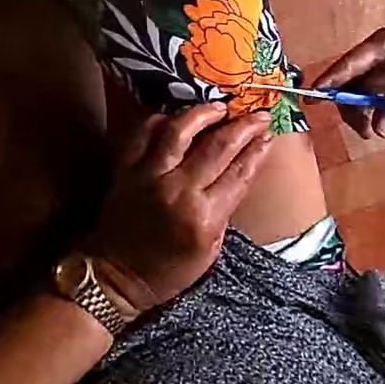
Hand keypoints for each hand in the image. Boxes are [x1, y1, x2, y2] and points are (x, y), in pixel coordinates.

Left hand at [88, 105, 273, 311]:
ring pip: (180, 131)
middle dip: (243, 126)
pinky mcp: (127, 168)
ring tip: (220, 106)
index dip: (257, 150)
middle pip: (218, 146)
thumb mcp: (211, 249)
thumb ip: (225, 208)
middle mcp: (178, 190)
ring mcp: (150, 175)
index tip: (269, 133)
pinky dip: (161, 119)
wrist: (115, 276)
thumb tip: (242, 168)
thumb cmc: (169, 270)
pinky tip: (177, 116)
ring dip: (204, 113)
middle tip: (258, 114)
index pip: (239, 174)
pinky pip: (144, 132)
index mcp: (204, 217)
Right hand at [315, 28, 384, 138]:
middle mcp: (383, 58)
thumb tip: (378, 127)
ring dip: (365, 115)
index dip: (331, 78)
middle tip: (362, 129)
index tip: (313, 96)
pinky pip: (381, 105)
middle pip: (354, 82)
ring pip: (365, 96)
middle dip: (352, 105)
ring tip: (375, 133)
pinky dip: (380, 117)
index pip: (351, 62)